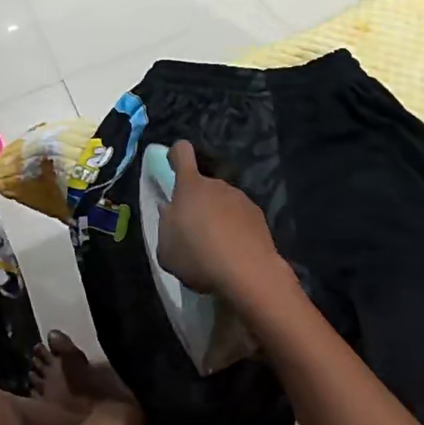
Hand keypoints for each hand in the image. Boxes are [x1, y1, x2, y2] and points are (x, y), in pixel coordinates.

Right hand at [157, 140, 287, 299]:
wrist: (247, 272)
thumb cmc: (197, 256)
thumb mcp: (166, 248)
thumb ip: (166, 224)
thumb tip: (170, 210)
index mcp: (190, 186)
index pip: (182, 152)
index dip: (176, 155)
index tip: (173, 167)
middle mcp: (217, 185)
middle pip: (203, 185)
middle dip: (196, 202)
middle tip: (192, 232)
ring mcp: (240, 198)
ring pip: (222, 201)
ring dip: (216, 216)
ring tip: (214, 247)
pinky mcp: (257, 214)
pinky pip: (239, 215)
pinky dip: (235, 227)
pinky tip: (234, 251)